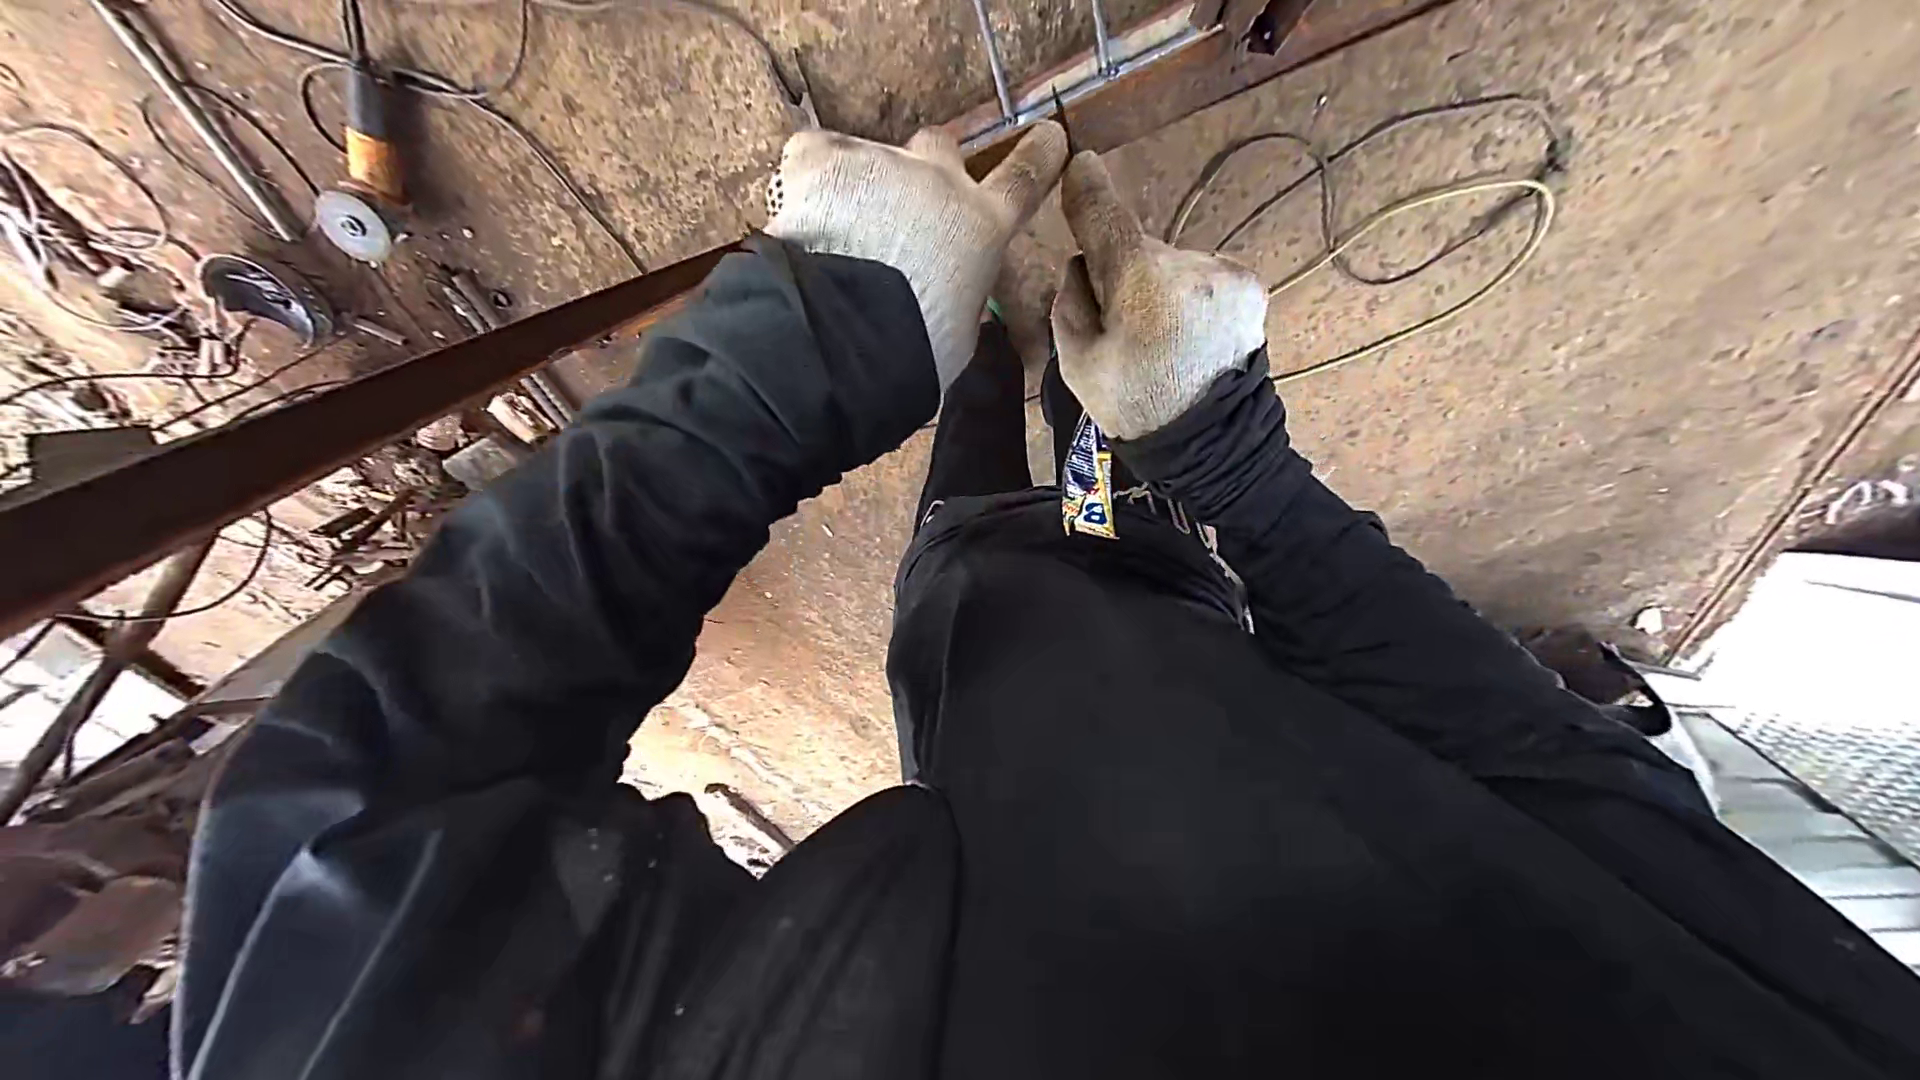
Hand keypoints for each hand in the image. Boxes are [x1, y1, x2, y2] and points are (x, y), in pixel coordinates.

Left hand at [766, 123, 1067, 389]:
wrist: (844, 335)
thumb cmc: (914, 348)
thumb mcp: (960, 331)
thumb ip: (962, 295)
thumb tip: (954, 294)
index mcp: (979, 227)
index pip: (1023, 182)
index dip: (1038, 158)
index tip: (1048, 140)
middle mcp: (937, 180)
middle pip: (940, 148)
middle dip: (925, 172)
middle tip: (902, 210)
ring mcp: (879, 162)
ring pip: (874, 160)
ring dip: (863, 191)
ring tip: (837, 241)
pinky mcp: (823, 157)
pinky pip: (818, 157)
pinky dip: (812, 185)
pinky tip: (804, 222)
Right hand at [1051, 151, 1267, 439]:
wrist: (1208, 442)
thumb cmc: (1134, 407)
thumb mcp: (1078, 366)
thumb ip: (1070, 304)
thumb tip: (1080, 264)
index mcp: (1142, 287)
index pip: (1108, 223)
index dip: (1089, 195)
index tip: (1080, 164)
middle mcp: (1190, 266)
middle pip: (1139, 250)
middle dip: (1122, 274)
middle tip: (1119, 325)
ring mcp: (1227, 274)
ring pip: (1171, 264)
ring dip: (1156, 287)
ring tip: (1158, 338)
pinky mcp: (1250, 286)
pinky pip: (1201, 276)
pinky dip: (1186, 295)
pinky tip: (1186, 334)